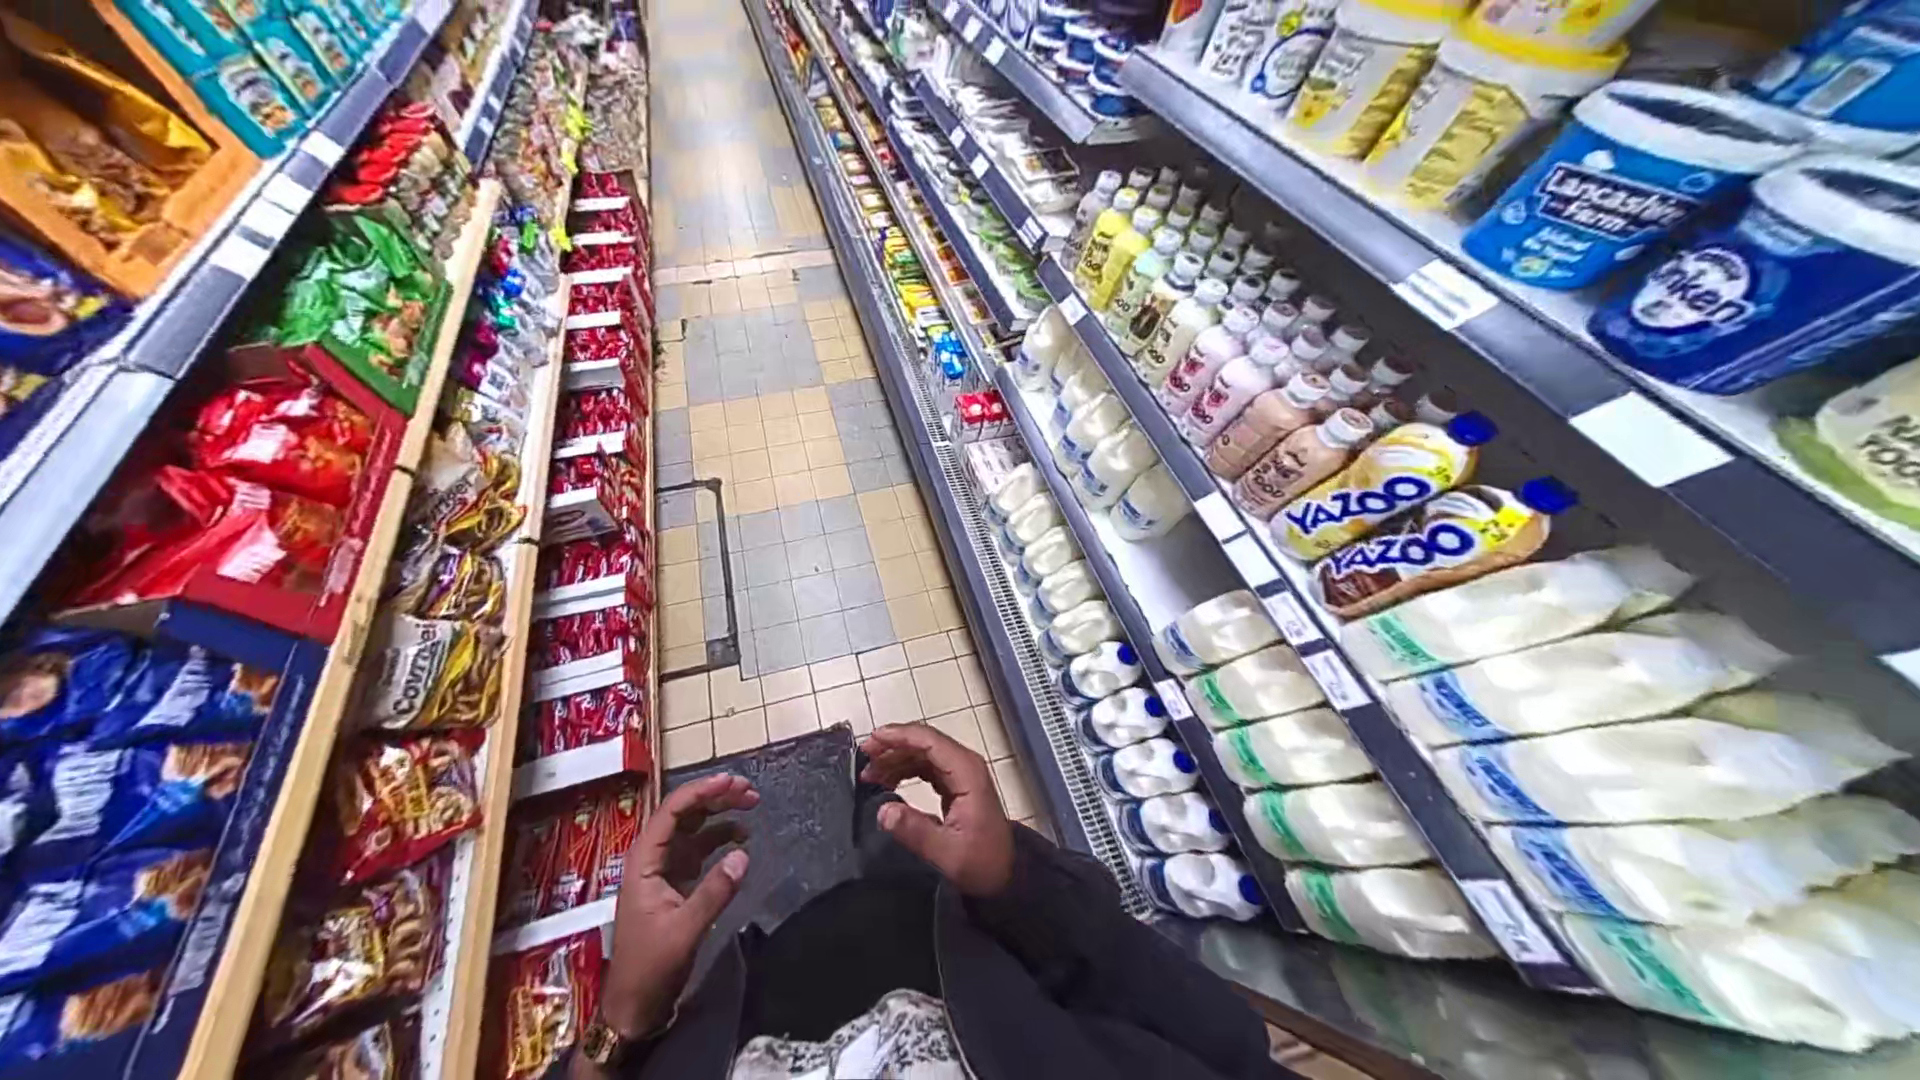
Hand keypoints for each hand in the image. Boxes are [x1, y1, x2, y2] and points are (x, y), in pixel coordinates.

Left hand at [599, 773, 756, 1038]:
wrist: (634, 1007)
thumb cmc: (650, 968)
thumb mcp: (684, 931)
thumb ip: (714, 892)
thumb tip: (743, 854)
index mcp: (645, 861)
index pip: (672, 811)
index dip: (701, 791)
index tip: (731, 781)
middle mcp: (653, 857)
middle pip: (685, 813)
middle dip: (716, 797)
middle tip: (749, 790)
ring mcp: (665, 868)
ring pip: (694, 827)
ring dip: (721, 812)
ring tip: (751, 804)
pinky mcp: (677, 881)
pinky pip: (701, 847)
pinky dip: (721, 837)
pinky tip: (741, 838)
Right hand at [859, 724, 1013, 896]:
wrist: (1007, 874)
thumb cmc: (981, 863)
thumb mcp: (947, 853)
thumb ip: (914, 830)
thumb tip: (883, 810)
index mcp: (966, 772)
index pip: (929, 741)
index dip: (899, 736)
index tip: (872, 742)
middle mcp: (964, 764)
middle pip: (924, 742)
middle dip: (892, 746)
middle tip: (863, 758)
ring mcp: (960, 772)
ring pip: (923, 753)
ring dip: (895, 758)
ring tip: (869, 774)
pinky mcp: (955, 784)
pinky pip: (926, 767)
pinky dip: (904, 769)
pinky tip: (887, 782)